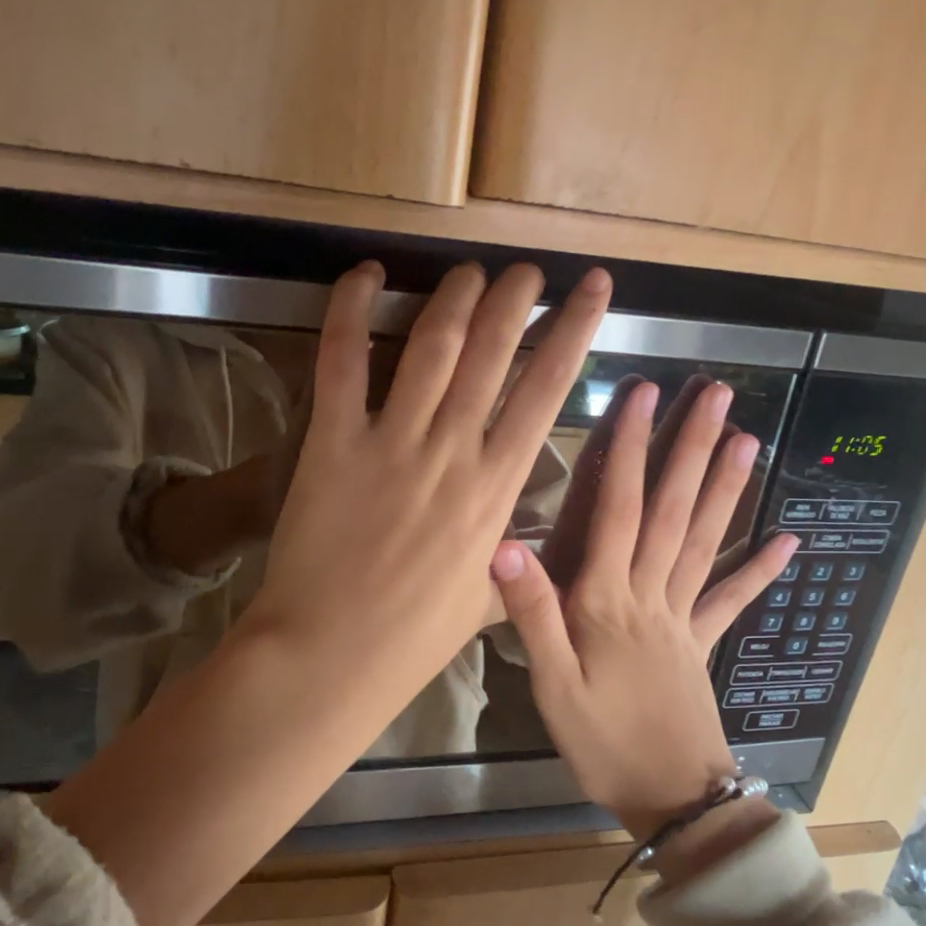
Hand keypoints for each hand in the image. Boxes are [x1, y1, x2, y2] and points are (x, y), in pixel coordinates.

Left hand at [240, 260, 611, 717]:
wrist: (334, 654)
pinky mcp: (333, 442)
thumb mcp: (486, 596)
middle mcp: (453, 451)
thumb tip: (529, 537)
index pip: (547, 391)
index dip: (574, 330)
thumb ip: (513, 558)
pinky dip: (352, 312)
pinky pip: (343, 363)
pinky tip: (368, 276)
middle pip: (495, 352)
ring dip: (456, 297)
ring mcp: (392, 442)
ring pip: (434, 347)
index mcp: (497, 488)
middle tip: (525, 271)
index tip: (592, 289)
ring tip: (470, 270)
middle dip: (516, 299)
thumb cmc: (416, 636)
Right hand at [489, 379, 798, 837]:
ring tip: (746, 440)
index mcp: (608, 600)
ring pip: (704, 541)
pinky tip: (788, 539)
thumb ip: (534, 614)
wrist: (672, 799)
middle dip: (690, 449)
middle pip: (672, 511)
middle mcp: (651, 595)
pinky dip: (760, 568)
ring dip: (725, 488)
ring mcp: (683, 618)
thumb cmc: (603, 743)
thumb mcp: (552, 685)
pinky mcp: (701, 643)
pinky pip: (732, 600)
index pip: (619, 510)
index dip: (628, 449)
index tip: (643, 395)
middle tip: (719, 395)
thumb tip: (505, 544)